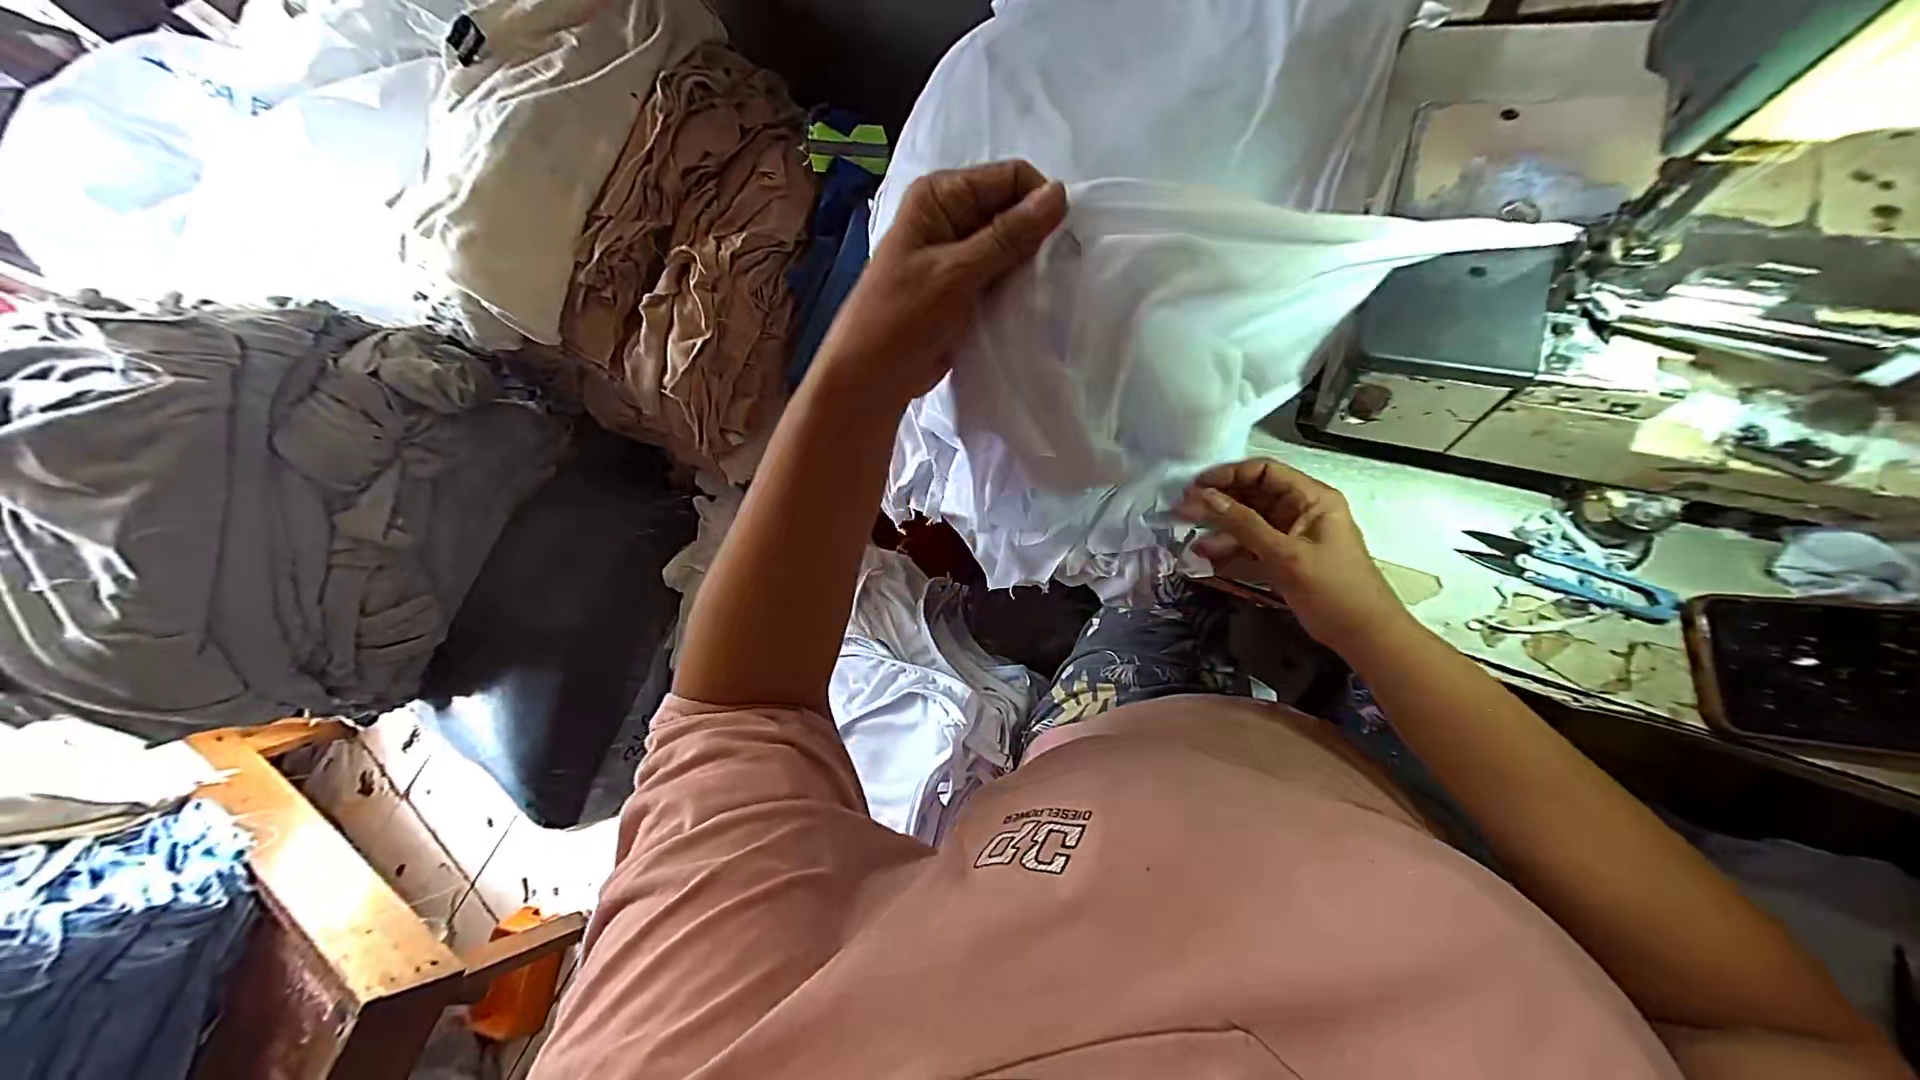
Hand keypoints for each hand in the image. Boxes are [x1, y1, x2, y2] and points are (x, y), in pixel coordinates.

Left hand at [813, 160, 1067, 405]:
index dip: (1039, 201)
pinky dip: (1018, 288)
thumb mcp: (957, 272)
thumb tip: (1059, 194)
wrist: (873, 376)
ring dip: (1030, 266)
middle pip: (1012, 210)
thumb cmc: (903, 318)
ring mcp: (958, 255)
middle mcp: (950, 217)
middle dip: (1038, 235)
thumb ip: (1008, 235)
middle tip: (1058, 270)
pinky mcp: (965, 289)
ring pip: (1011, 247)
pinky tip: (1033, 303)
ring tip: (1045, 289)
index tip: (1062, 239)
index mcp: (940, 196)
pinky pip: (1002, 277)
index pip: (1009, 178)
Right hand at [1174, 459, 1415, 656]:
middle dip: (1217, 503)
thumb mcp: (1286, 554)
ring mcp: (1289, 536)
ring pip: (1246, 523)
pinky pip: (1248, 547)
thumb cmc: (1336, 590)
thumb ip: (1243, 524)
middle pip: (1251, 496)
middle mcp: (1299, 512)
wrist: (1363, 635)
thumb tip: (1205, 498)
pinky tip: (1204, 558)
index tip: (1196, 487)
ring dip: (1218, 530)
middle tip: (1183, 511)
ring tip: (1188, 538)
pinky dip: (1227, 552)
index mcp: (1312, 499)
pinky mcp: (1281, 560)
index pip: (1264, 472)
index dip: (1228, 475)